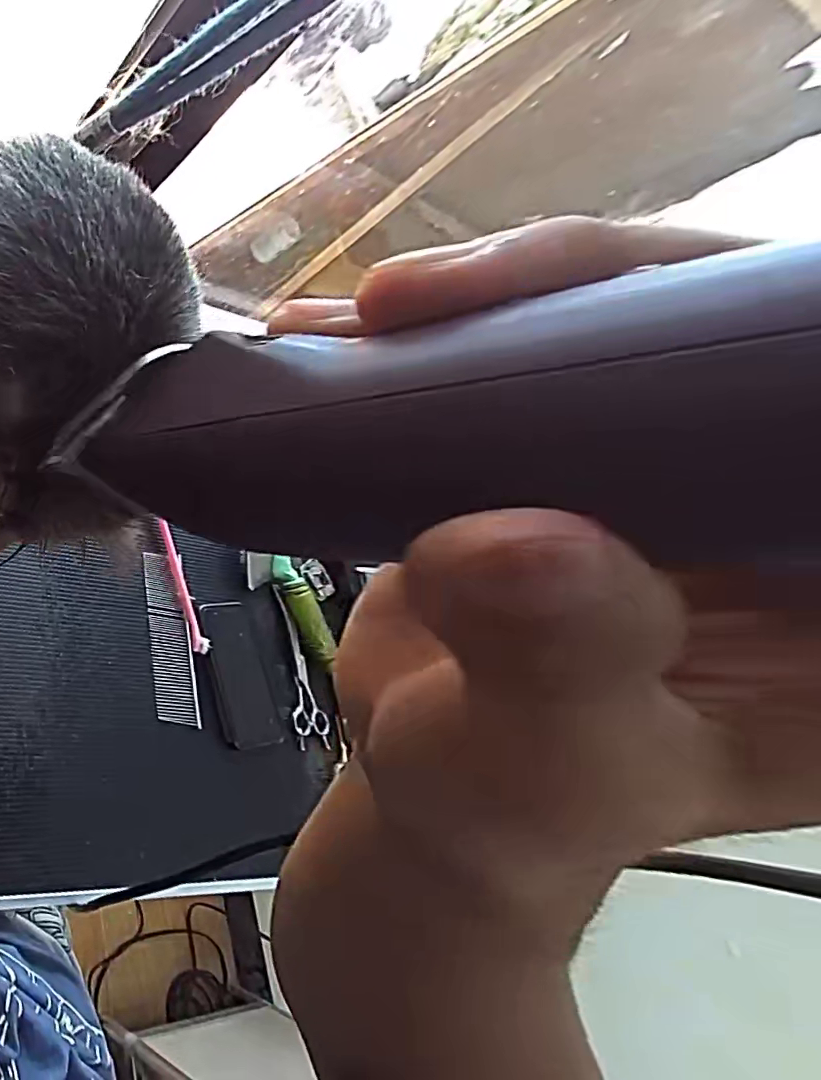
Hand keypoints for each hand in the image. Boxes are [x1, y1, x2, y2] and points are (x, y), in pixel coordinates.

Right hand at [279, 218, 820, 916]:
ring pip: (590, 331)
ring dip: (465, 306)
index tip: (591, 305)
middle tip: (410, 299)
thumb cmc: (504, 802)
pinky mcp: (546, 465)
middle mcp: (776, 493)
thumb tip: (502, 538)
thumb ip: (553, 665)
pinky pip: (494, 374)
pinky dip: (409, 350)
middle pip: (715, 324)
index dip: (762, 312)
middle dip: (566, 283)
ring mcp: (651, 471)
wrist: (424, 782)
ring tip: (352, 313)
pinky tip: (332, 339)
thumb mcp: (541, 762)